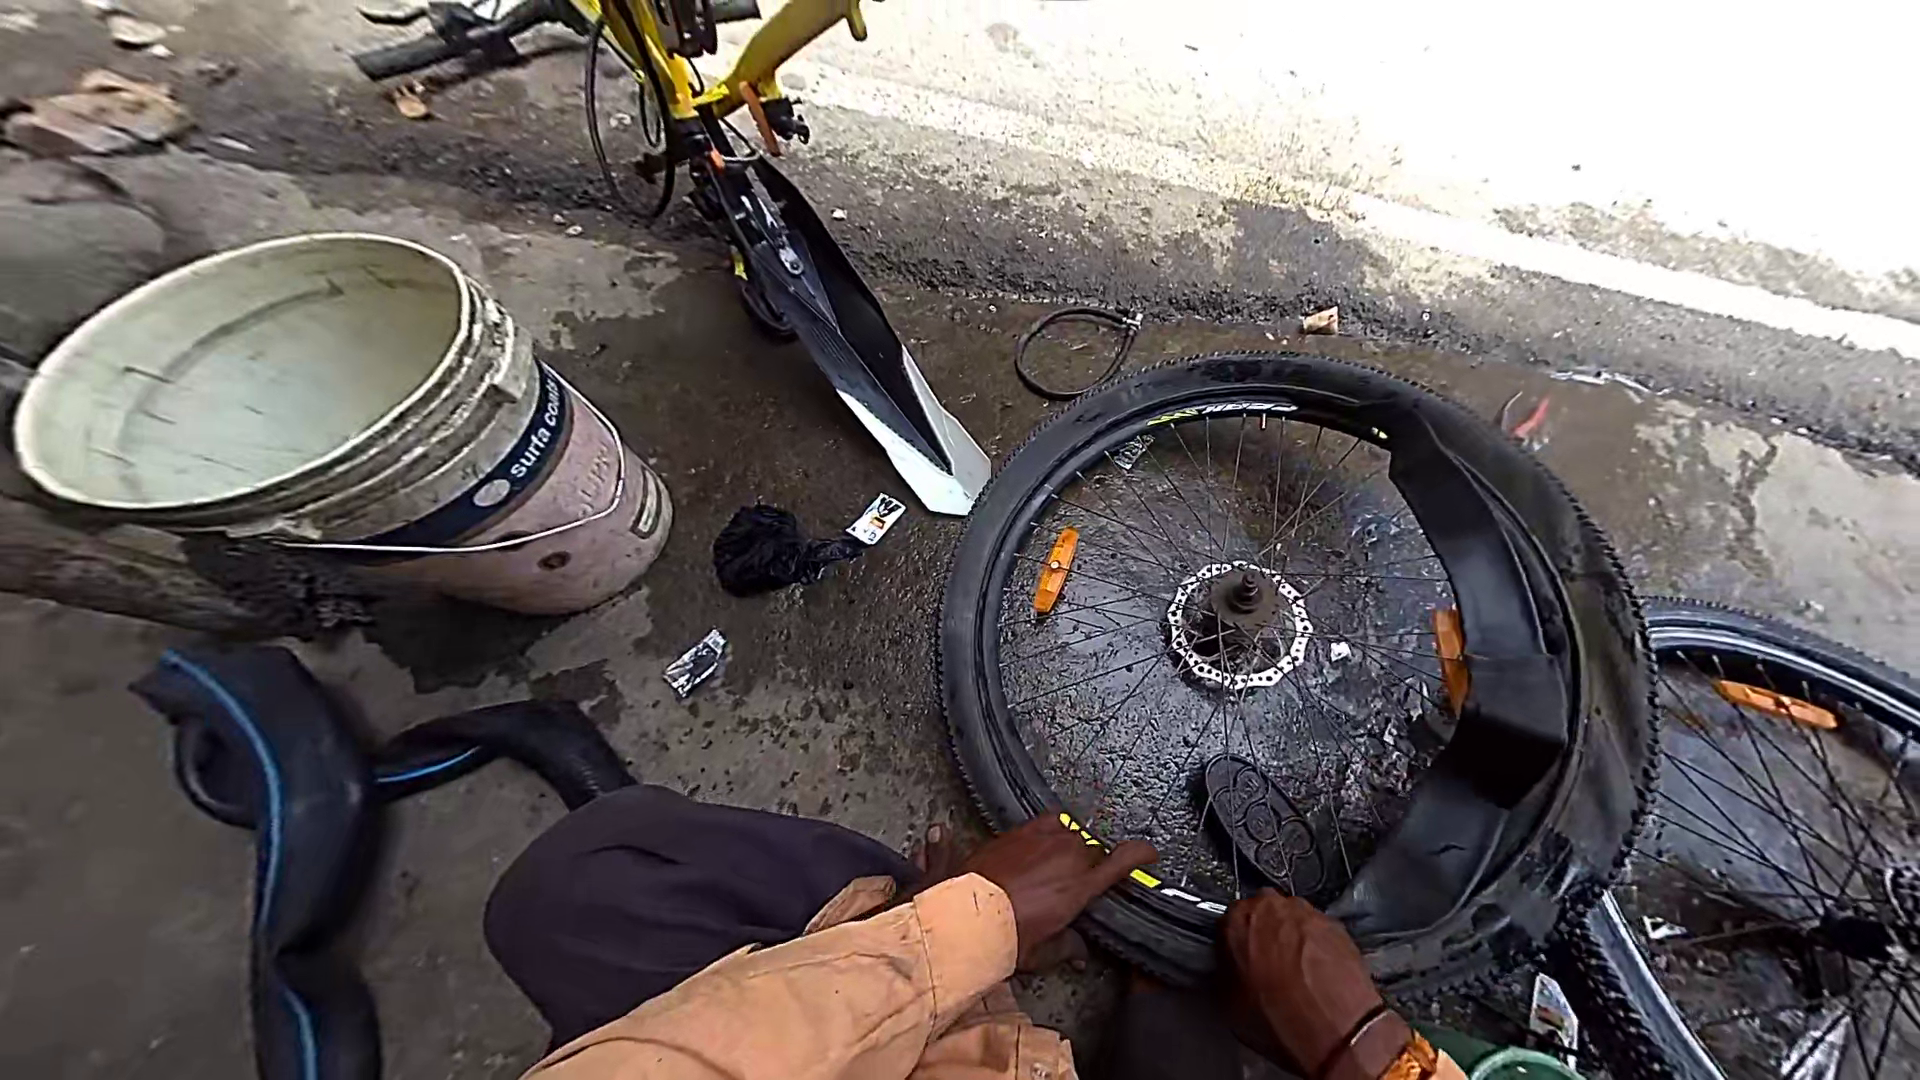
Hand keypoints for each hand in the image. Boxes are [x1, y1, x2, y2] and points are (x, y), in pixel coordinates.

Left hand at [928, 815, 1155, 968]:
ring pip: (1070, 833)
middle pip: (1091, 850)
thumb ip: (1067, 947)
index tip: (1150, 851)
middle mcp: (1068, 856)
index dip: (1138, 855)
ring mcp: (1045, 838)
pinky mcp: (1023, 829)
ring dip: (1067, 845)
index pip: (1120, 864)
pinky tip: (1039, 842)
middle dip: (1087, 863)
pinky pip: (1047, 822)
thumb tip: (1080, 952)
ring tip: (1053, 863)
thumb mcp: (1042, 950)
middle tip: (1071, 881)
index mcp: (1080, 887)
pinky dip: (1049, 830)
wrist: (971, 909)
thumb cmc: (1008, 935)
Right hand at [1223, 890, 1409, 1078]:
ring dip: (1293, 937)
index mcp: (1234, 919)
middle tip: (1273, 964)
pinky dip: (1319, 945)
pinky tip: (1323, 972)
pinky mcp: (1334, 923)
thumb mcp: (1232, 1005)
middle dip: (1265, 933)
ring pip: (1291, 918)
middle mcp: (1266, 905)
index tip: (1243, 960)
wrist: (1339, 1032)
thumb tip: (1229, 973)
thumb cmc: (1282, 1020)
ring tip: (1302, 971)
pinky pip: (1319, 930)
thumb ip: (1224, 974)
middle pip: (1262, 913)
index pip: (1229, 923)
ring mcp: (1303, 911)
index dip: (1237, 943)